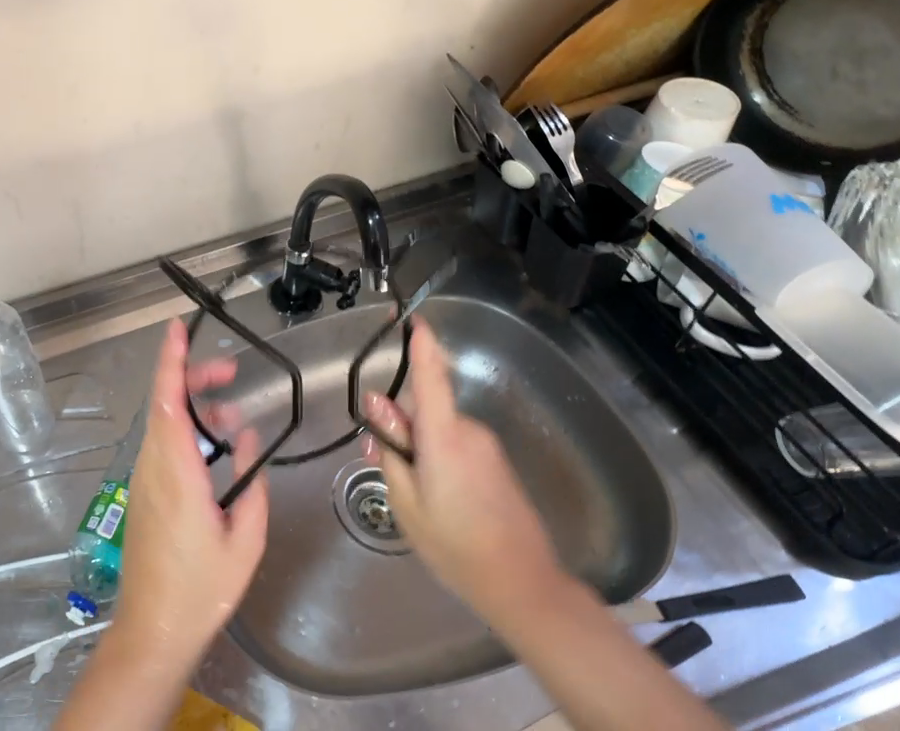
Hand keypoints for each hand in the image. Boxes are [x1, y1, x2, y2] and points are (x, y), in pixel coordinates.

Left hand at [109, 319, 269, 671]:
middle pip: (165, 404)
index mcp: (176, 471)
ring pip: (164, 424)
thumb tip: (243, 438)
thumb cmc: (201, 587)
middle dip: (193, 378)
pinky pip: (163, 445)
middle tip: (231, 373)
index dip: (170, 361)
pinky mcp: (143, 492)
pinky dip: (187, 432)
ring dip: (194, 409)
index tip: (177, 329)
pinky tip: (215, 450)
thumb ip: (250, 482)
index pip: (166, 401)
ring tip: (233, 420)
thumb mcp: (245, 538)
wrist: (154, 627)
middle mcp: (152, 466)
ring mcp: (143, 478)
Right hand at [363, 316, 565, 622]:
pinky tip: (435, 499)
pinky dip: (436, 459)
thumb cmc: (453, 545)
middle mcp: (469, 431)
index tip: (414, 317)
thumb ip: (391, 447)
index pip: (431, 377)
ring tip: (410, 493)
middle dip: (398, 425)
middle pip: (424, 409)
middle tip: (377, 460)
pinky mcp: (495, 464)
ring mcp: (486, 447)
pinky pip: (455, 446)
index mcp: (444, 436)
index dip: (422, 345)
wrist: (521, 584)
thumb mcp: (405, 499)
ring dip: (417, 448)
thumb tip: (378, 402)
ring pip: (437, 431)